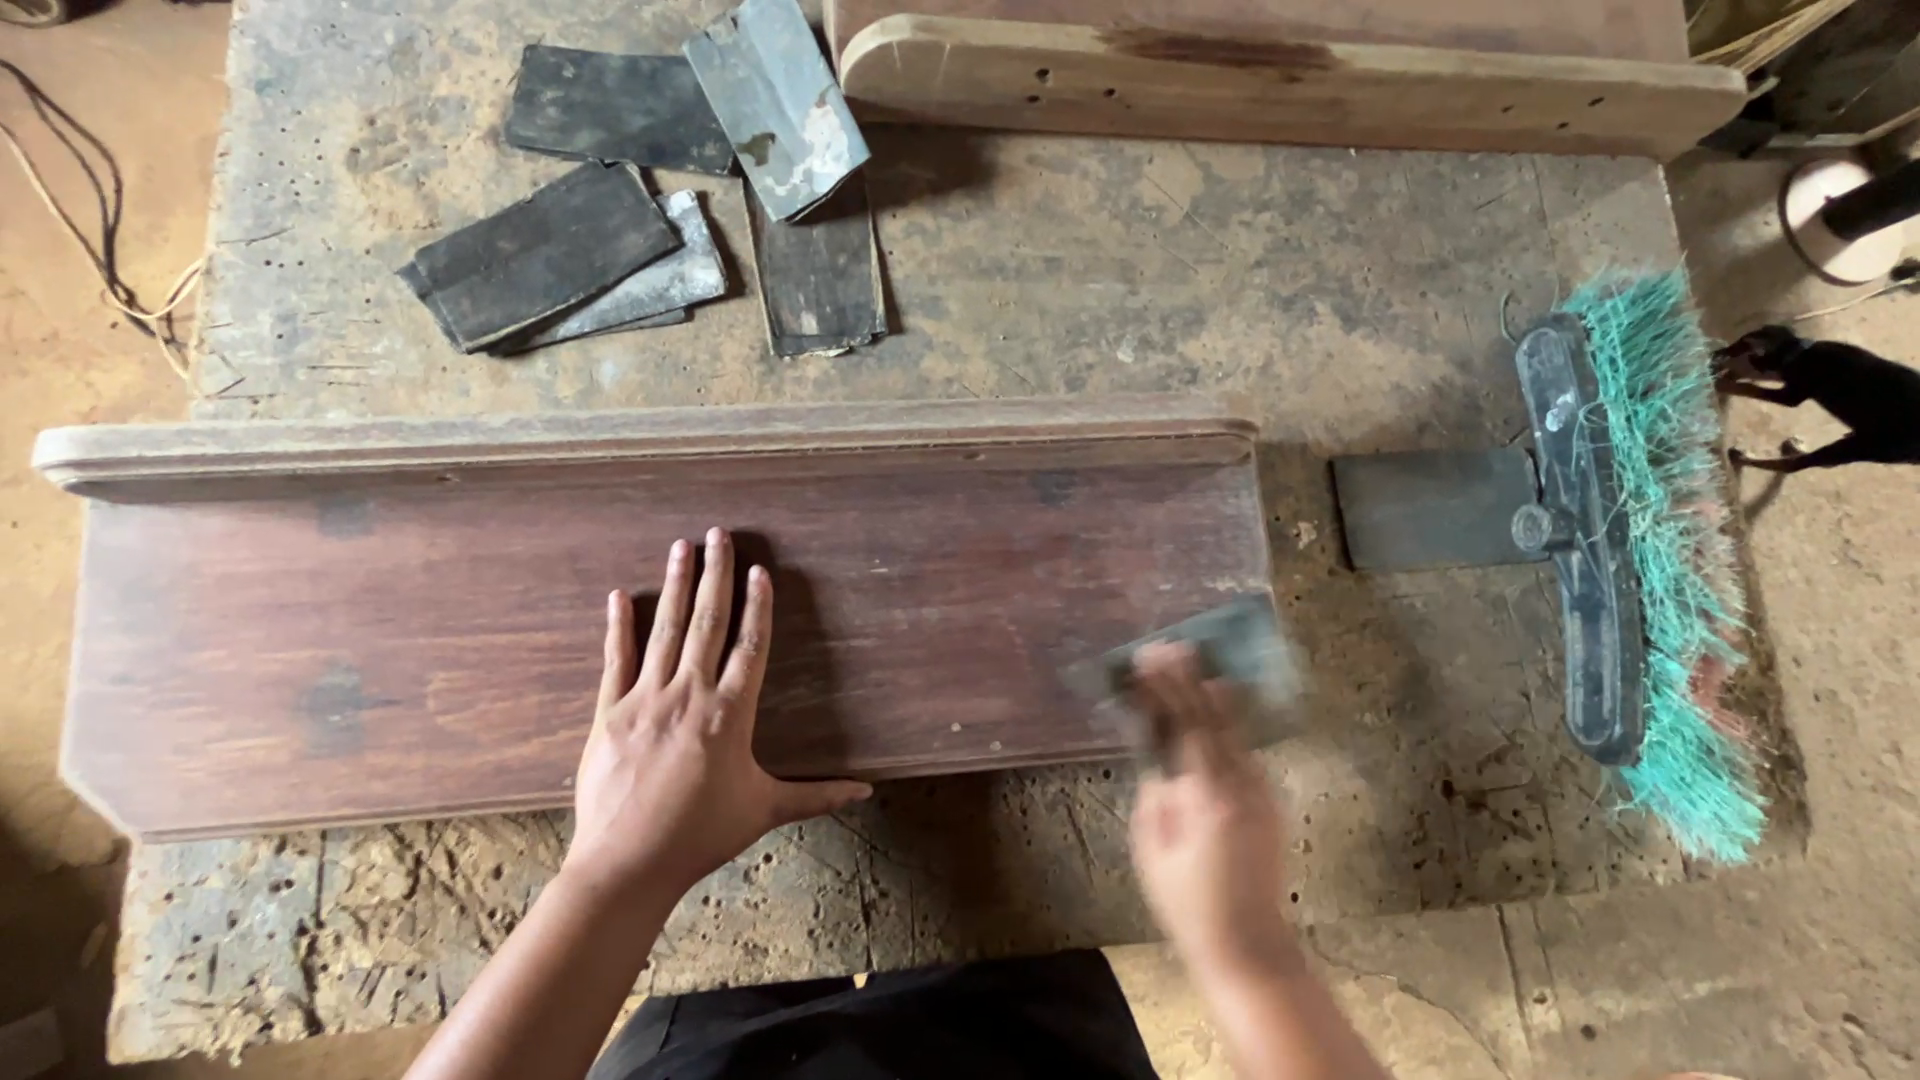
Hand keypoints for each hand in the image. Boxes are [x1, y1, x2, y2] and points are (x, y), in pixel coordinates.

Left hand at [562, 527, 872, 900]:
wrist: (627, 864)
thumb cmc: (702, 836)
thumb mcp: (765, 810)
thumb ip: (817, 795)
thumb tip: (866, 792)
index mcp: (729, 714)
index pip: (750, 645)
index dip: (758, 605)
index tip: (760, 570)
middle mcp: (689, 695)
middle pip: (707, 622)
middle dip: (716, 575)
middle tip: (719, 535)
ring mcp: (646, 701)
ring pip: (664, 630)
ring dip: (675, 585)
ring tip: (681, 547)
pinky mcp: (610, 714)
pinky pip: (615, 660)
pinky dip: (618, 626)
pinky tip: (618, 596)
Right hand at [1128, 644, 1296, 979]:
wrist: (1247, 944)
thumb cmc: (1186, 902)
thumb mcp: (1152, 846)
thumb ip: (1156, 793)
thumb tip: (1158, 755)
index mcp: (1208, 796)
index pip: (1185, 725)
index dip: (1166, 688)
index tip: (1145, 658)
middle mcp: (1242, 785)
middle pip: (1214, 717)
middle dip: (1189, 679)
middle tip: (1168, 645)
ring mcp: (1261, 792)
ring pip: (1233, 731)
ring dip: (1208, 696)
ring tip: (1190, 664)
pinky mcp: (1268, 803)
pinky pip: (1241, 751)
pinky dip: (1221, 725)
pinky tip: (1209, 708)